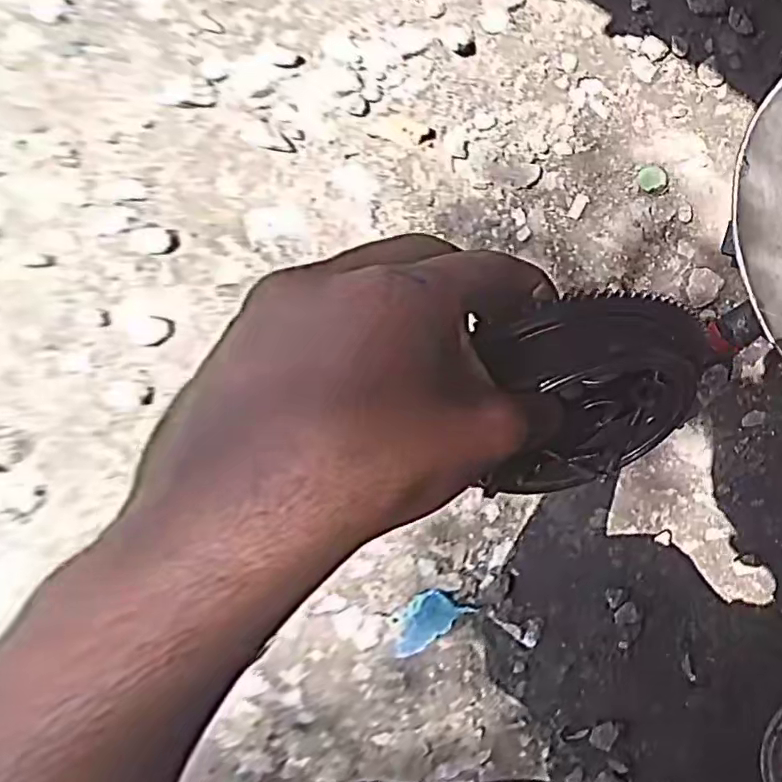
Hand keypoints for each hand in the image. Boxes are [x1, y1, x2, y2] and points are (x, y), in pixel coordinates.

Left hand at [122, 235, 553, 560]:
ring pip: (367, 281)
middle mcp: (334, 283)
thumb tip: (542, 410)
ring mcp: (277, 308)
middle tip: (489, 328)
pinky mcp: (240, 340)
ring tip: (429, 363)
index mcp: (404, 292)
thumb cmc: (344, 470)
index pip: (493, 268)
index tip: (536, 307)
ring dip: (409, 308)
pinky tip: (373, 388)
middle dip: (467, 290)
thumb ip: (534, 410)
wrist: (239, 523)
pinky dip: (358, 333)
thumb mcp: (488, 436)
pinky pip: (319, 313)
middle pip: (426, 258)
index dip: (530, 290)